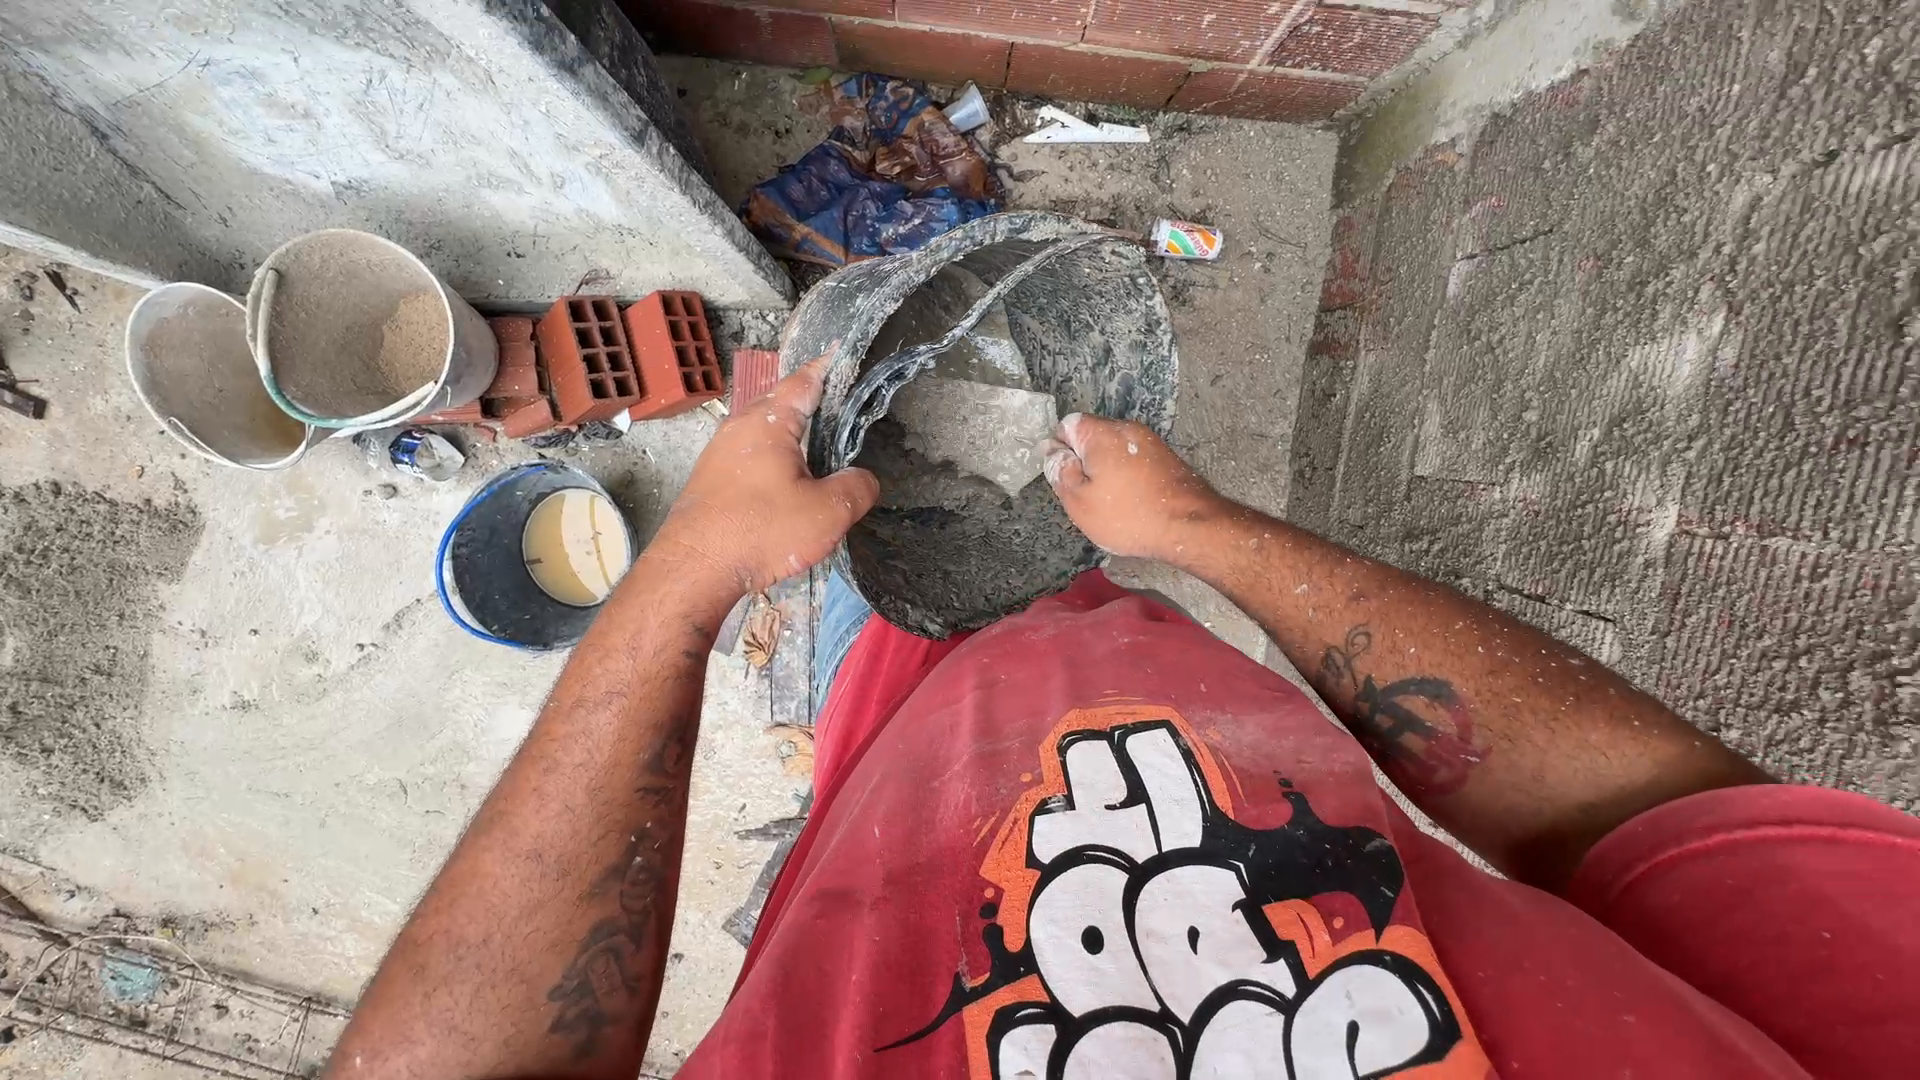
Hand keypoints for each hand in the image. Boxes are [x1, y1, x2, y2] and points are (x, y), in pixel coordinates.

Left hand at [650, 357, 878, 595]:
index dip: (826, 368)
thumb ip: (856, 488)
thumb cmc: (760, 531)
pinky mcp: (711, 481)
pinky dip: (774, 458)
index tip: (840, 353)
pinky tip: (786, 480)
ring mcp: (719, 454)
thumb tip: (865, 479)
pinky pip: (750, 456)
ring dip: (790, 434)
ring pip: (763, 432)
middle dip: (808, 402)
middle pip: (779, 403)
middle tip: (839, 405)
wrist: (694, 569)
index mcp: (767, 422)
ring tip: (818, 445)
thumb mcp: (826, 513)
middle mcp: (738, 428)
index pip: (803, 381)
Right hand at [1040, 413, 1224, 559]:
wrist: (1190, 526)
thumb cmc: (1129, 516)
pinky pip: (1135, 462)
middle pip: (1092, 438)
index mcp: (1101, 433)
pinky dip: (1128, 478)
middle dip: (1084, 463)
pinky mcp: (1166, 458)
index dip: (1059, 450)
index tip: (1065, 478)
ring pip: (1115, 451)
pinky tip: (1133, 503)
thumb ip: (1060, 472)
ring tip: (1112, 504)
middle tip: (1087, 496)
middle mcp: (1127, 428)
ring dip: (1107, 473)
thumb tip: (1051, 451)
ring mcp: (1150, 442)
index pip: (1067, 425)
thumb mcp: (1079, 501)